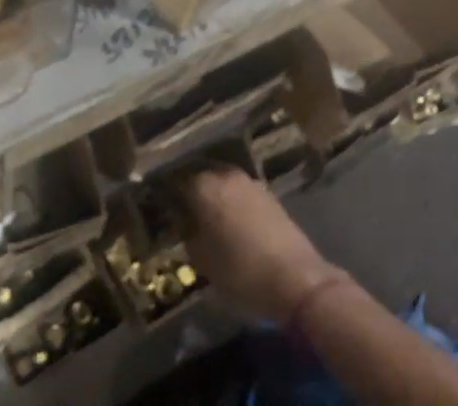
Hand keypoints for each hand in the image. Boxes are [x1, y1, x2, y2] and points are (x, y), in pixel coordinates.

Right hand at [177, 166, 341, 323]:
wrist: (299, 282)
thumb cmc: (242, 272)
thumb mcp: (201, 259)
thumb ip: (185, 230)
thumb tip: (179, 216)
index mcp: (202, 186)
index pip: (172, 180)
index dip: (164, 193)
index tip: (158, 205)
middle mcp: (224, 175)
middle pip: (198, 176)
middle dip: (189, 190)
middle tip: (181, 210)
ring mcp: (250, 183)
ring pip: (220, 183)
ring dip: (212, 195)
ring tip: (205, 216)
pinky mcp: (269, 195)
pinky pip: (239, 192)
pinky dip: (231, 201)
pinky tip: (228, 220)